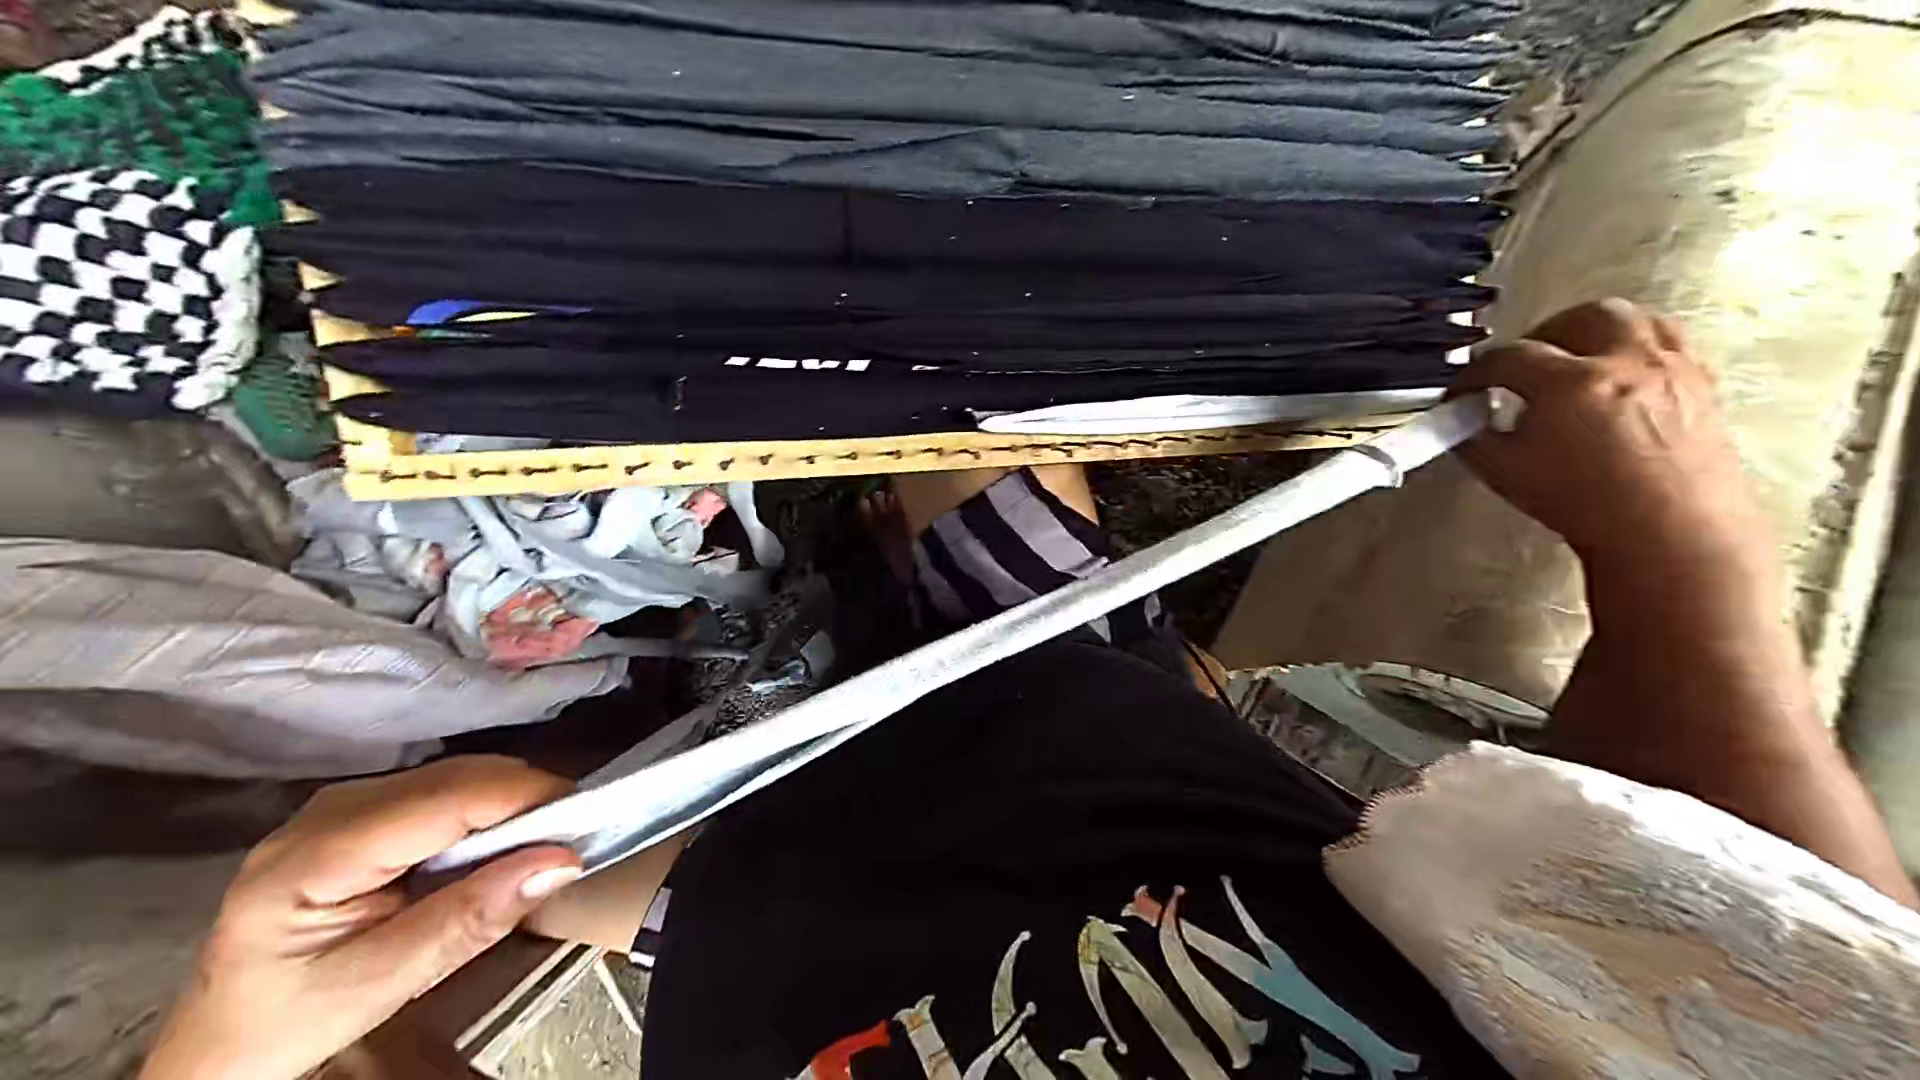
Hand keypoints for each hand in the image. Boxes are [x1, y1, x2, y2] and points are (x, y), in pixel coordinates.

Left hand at [139, 756, 583, 1079]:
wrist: (222, 1043)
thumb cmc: (287, 1023)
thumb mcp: (377, 985)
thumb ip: (468, 921)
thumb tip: (560, 863)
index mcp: (313, 855)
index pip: (446, 798)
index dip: (524, 797)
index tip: (585, 819)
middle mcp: (329, 809)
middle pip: (457, 776)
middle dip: (524, 799)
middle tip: (568, 839)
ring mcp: (346, 803)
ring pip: (459, 774)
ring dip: (510, 803)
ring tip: (538, 844)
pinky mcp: (363, 809)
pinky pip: (448, 788)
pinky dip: (487, 809)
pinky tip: (494, 845)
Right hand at [1452, 298, 1768, 566]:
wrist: (1666, 530)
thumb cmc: (1582, 502)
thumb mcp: (1502, 471)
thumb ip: (1473, 435)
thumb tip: (1462, 419)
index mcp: (1569, 383)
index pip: (1506, 358)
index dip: (1473, 373)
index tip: (1462, 390)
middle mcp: (1626, 362)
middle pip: (1580, 316)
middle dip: (1541, 335)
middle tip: (1520, 363)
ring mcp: (1670, 367)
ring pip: (1632, 317)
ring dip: (1592, 331)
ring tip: (1570, 358)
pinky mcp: (1699, 381)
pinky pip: (1666, 339)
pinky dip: (1632, 345)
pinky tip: (1613, 374)